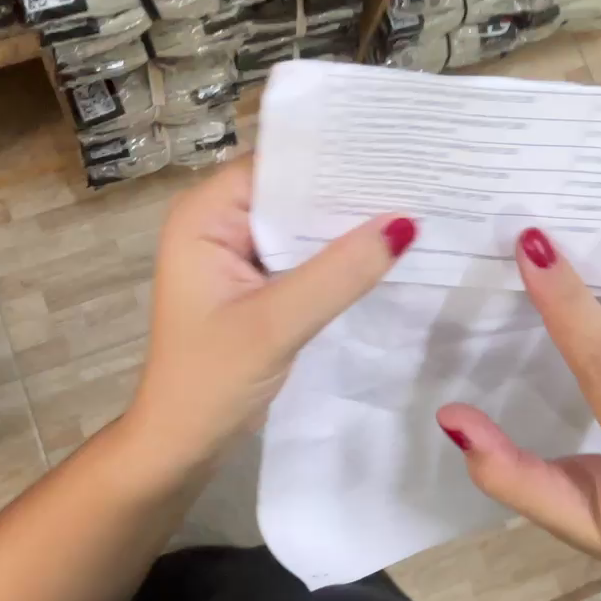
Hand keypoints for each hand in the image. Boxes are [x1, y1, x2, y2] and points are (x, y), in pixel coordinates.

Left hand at [126, 158, 414, 472]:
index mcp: (203, 217)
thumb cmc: (210, 381)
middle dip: (346, 193)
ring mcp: (235, 257)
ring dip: (343, 228)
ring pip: (298, 228)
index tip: (397, 154)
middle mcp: (216, 225)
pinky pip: (300, 259)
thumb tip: (405, 223)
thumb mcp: (276, 324)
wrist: (180, 445)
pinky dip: (334, 259)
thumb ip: (338, 273)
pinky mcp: (253, 287)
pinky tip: (383, 255)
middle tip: (419, 180)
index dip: (333, 160)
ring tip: (415, 210)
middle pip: (290, 194)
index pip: (276, 166)